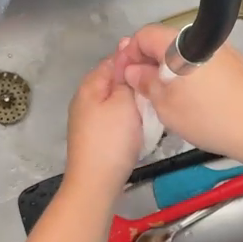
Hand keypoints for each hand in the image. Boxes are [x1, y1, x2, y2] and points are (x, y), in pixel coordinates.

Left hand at [62, 56, 144, 199]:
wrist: (95, 182)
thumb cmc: (112, 140)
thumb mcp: (124, 102)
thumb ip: (126, 79)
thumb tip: (126, 59)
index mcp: (90, 85)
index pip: (114, 59)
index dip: (136, 59)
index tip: (158, 66)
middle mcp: (84, 98)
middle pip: (113, 81)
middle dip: (134, 82)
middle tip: (158, 88)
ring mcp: (87, 118)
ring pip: (115, 100)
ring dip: (132, 102)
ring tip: (152, 106)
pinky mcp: (93, 135)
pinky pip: (113, 117)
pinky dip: (127, 118)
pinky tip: (139, 124)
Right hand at [119, 24, 242, 162]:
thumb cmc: (210, 118)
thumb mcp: (166, 106)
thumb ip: (145, 83)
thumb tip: (134, 70)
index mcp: (181, 43)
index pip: (144, 35)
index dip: (129, 54)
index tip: (125, 76)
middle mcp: (203, 41)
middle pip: (165, 44)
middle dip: (149, 63)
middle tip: (142, 90)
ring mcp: (223, 52)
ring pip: (184, 57)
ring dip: (169, 73)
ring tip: (165, 100)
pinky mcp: (236, 67)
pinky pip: (202, 66)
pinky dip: (189, 79)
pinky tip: (191, 103)